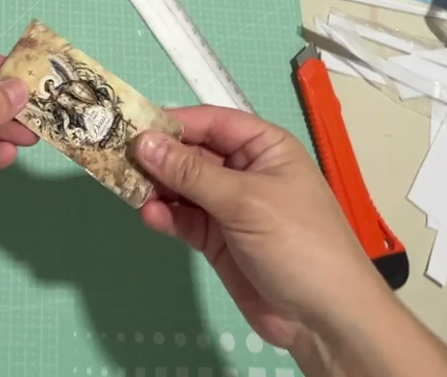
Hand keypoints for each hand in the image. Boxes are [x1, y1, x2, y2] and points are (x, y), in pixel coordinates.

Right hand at [131, 107, 389, 353]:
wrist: (328, 324)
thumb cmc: (299, 244)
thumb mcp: (244, 201)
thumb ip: (191, 172)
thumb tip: (143, 142)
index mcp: (262, 147)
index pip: (209, 122)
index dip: (172, 122)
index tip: (131, 125)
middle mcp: (243, 169)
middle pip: (190, 152)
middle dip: (158, 156)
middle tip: (118, 157)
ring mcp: (229, 205)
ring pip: (181, 184)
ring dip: (157, 187)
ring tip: (131, 190)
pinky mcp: (217, 238)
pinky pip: (183, 216)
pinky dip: (165, 214)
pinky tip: (151, 216)